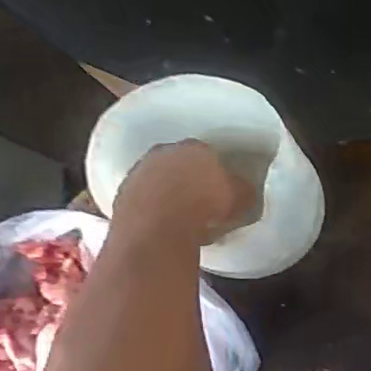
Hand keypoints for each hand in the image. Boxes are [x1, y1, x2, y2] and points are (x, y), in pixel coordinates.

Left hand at [115, 140, 258, 244]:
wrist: (159, 223)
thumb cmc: (205, 204)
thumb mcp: (240, 198)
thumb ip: (244, 191)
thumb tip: (246, 191)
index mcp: (196, 147)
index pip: (210, 154)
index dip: (217, 172)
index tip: (222, 189)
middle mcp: (166, 151)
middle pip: (181, 162)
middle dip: (190, 178)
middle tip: (202, 201)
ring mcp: (141, 170)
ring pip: (160, 178)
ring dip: (169, 192)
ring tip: (183, 215)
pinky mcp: (125, 192)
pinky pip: (145, 198)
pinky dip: (154, 208)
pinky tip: (164, 223)